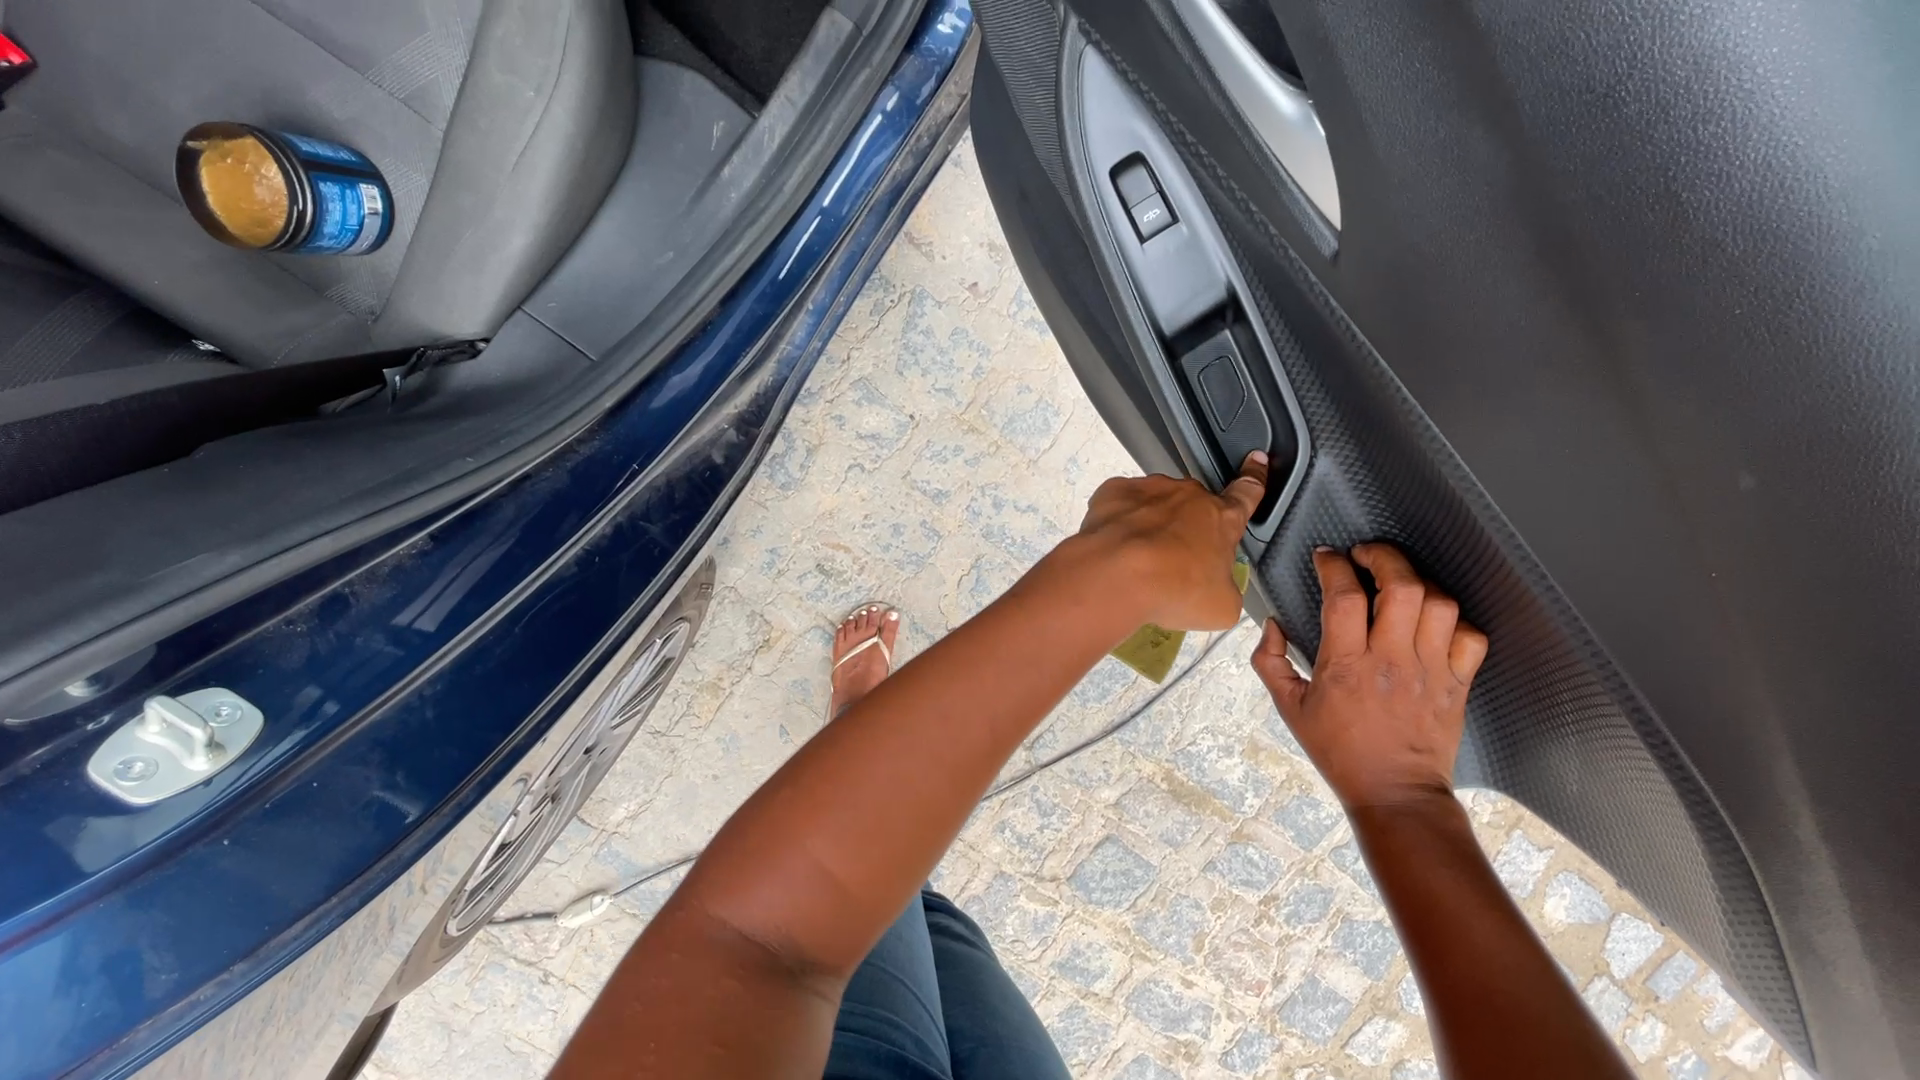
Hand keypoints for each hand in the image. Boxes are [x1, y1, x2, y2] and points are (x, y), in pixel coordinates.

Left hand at [1067, 452, 1266, 630]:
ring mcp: (1150, 489)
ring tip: (1138, 560)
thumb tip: (1217, 589)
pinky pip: (1121, 503)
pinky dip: (1119, 520)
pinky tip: (1114, 546)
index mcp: (1222, 519)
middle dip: (1185, 529)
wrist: (1116, 576)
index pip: (1246, 493)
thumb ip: (1225, 589)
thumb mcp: (1221, 606)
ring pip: (1155, 504)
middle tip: (1171, 562)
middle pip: (1193, 507)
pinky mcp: (1114, 492)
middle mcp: (1188, 496)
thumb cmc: (1174, 589)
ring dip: (1151, 525)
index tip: (1256, 461)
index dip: (1254, 478)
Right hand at [1251, 543, 1488, 809]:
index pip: (1343, 596)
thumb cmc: (1337, 749)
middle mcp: (1391, 660)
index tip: (1325, 557)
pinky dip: (1455, 619)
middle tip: (1367, 555)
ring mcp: (1431, 670)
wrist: (1394, 792)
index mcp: (1345, 664)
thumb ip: (1270, 662)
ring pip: (1440, 604)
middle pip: (1402, 586)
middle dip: (1384, 557)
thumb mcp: (1288, 707)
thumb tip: (1273, 624)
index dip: (1333, 565)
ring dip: (1419, 582)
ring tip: (1400, 582)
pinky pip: (1470, 636)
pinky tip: (1432, 620)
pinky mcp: (1458, 683)